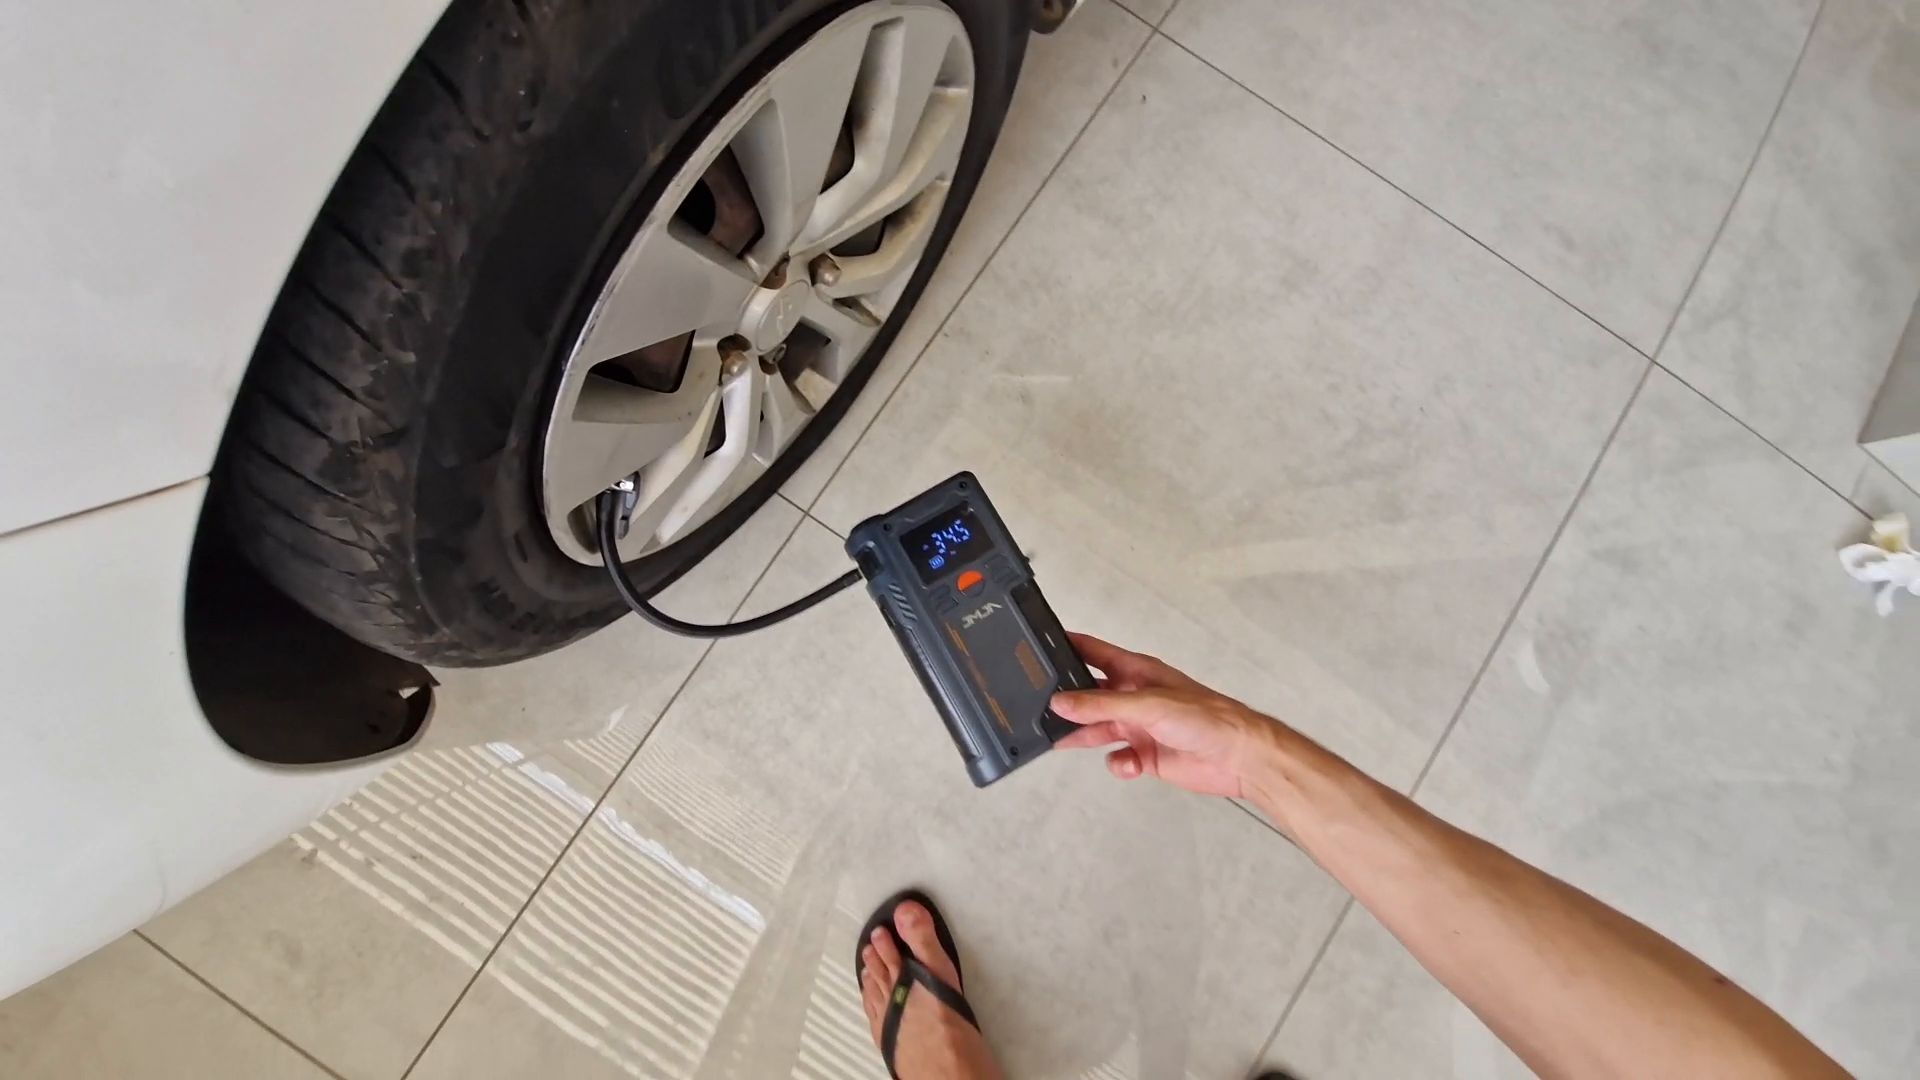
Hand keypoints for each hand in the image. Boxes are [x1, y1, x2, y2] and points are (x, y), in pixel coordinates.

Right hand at [1050, 633, 1280, 799]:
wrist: (1239, 758)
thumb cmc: (1207, 717)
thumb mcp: (1146, 705)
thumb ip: (1101, 705)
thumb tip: (1062, 702)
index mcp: (1135, 671)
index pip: (1092, 652)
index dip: (1067, 647)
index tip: (1039, 646)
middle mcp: (1133, 696)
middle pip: (1089, 695)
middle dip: (1068, 702)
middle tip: (1042, 706)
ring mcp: (1139, 726)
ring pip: (1097, 728)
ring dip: (1082, 735)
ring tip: (1060, 739)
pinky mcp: (1146, 754)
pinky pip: (1117, 759)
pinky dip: (1117, 764)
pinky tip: (1127, 764)